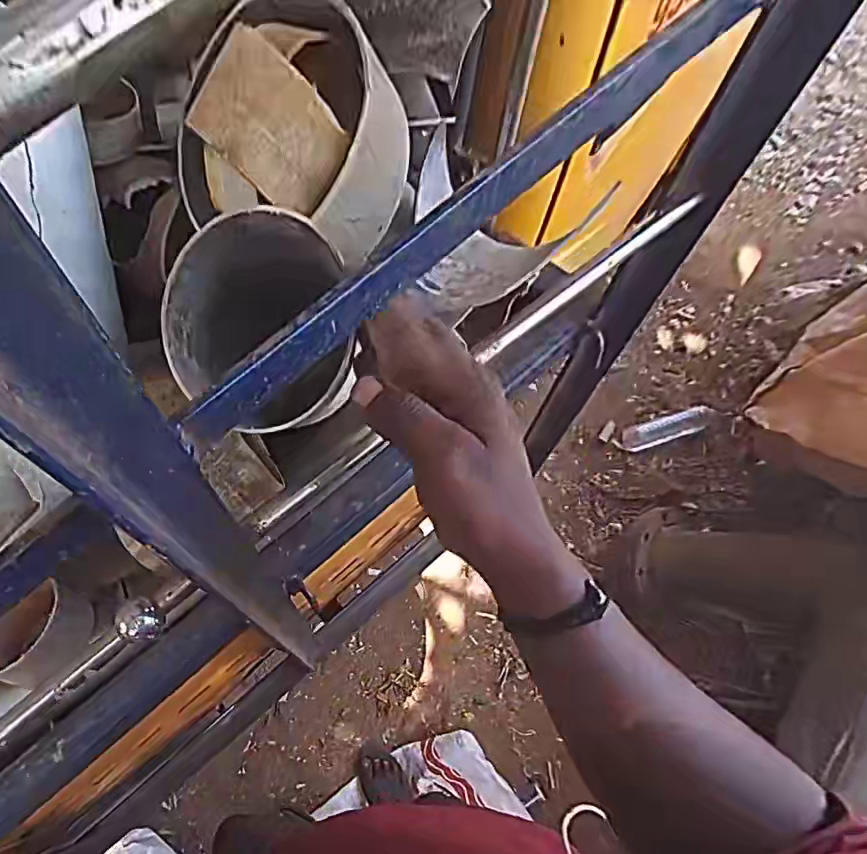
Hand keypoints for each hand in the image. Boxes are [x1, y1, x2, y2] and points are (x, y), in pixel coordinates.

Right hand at [353, 294, 582, 618]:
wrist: (513, 550)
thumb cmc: (483, 506)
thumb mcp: (442, 458)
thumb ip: (404, 416)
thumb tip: (364, 384)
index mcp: (470, 386)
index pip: (423, 334)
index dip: (390, 312)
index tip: (356, 290)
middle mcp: (471, 390)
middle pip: (427, 343)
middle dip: (392, 322)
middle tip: (353, 304)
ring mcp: (466, 413)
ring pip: (425, 368)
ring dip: (395, 350)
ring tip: (361, 334)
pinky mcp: (458, 436)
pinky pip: (424, 396)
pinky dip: (401, 383)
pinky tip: (385, 387)